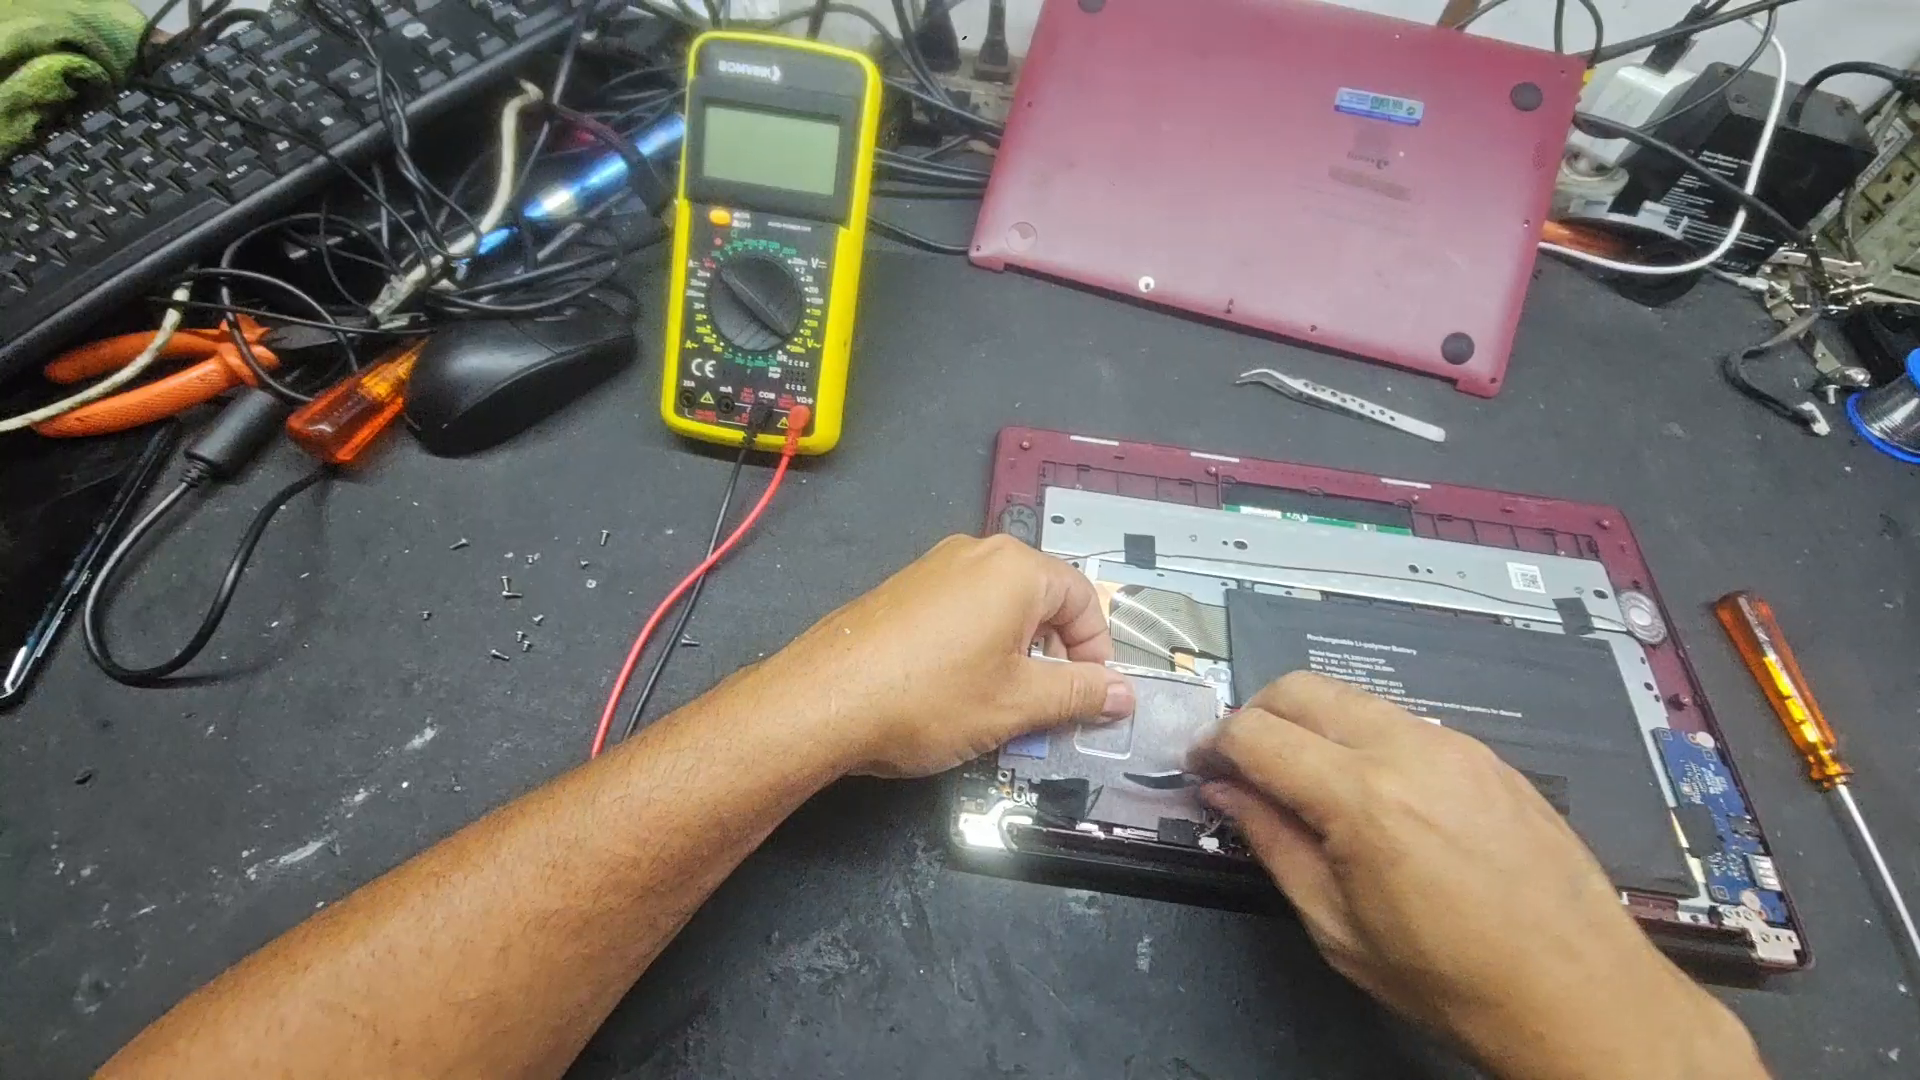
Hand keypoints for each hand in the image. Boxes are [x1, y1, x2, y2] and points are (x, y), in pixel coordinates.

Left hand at [742, 534, 1135, 777]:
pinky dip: (978, 643)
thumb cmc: (934, 697)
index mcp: (1016, 568)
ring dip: (1017, 652)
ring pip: (1001, 606)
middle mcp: (976, 552)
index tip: (1091, 696)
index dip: (1097, 650)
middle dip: (1056, 653)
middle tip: (1047, 705)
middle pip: (1042, 599)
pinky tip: (956, 686)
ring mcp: (935, 566)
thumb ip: (1080, 694)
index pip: (1084, 598)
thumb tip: (1125, 692)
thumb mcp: (1018, 703)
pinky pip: (962, 608)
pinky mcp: (904, 588)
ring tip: (1001, 702)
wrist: (825, 699)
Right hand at [1192, 673, 1766, 1079]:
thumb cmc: (1448, 979)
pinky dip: (1357, 736)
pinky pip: (1396, 720)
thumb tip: (1223, 789)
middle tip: (1242, 763)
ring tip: (1303, 776)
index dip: (1213, 744)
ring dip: (1305, 721)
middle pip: (1296, 688)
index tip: (1201, 768)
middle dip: (1253, 715)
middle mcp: (1405, 749)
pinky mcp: (1482, 753)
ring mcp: (1450, 744)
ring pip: (1346, 696)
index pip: (1255, 733)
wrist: (1588, 1002)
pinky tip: (1368, 788)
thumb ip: (1269, 840)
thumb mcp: (1334, 924)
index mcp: (1362, 799)